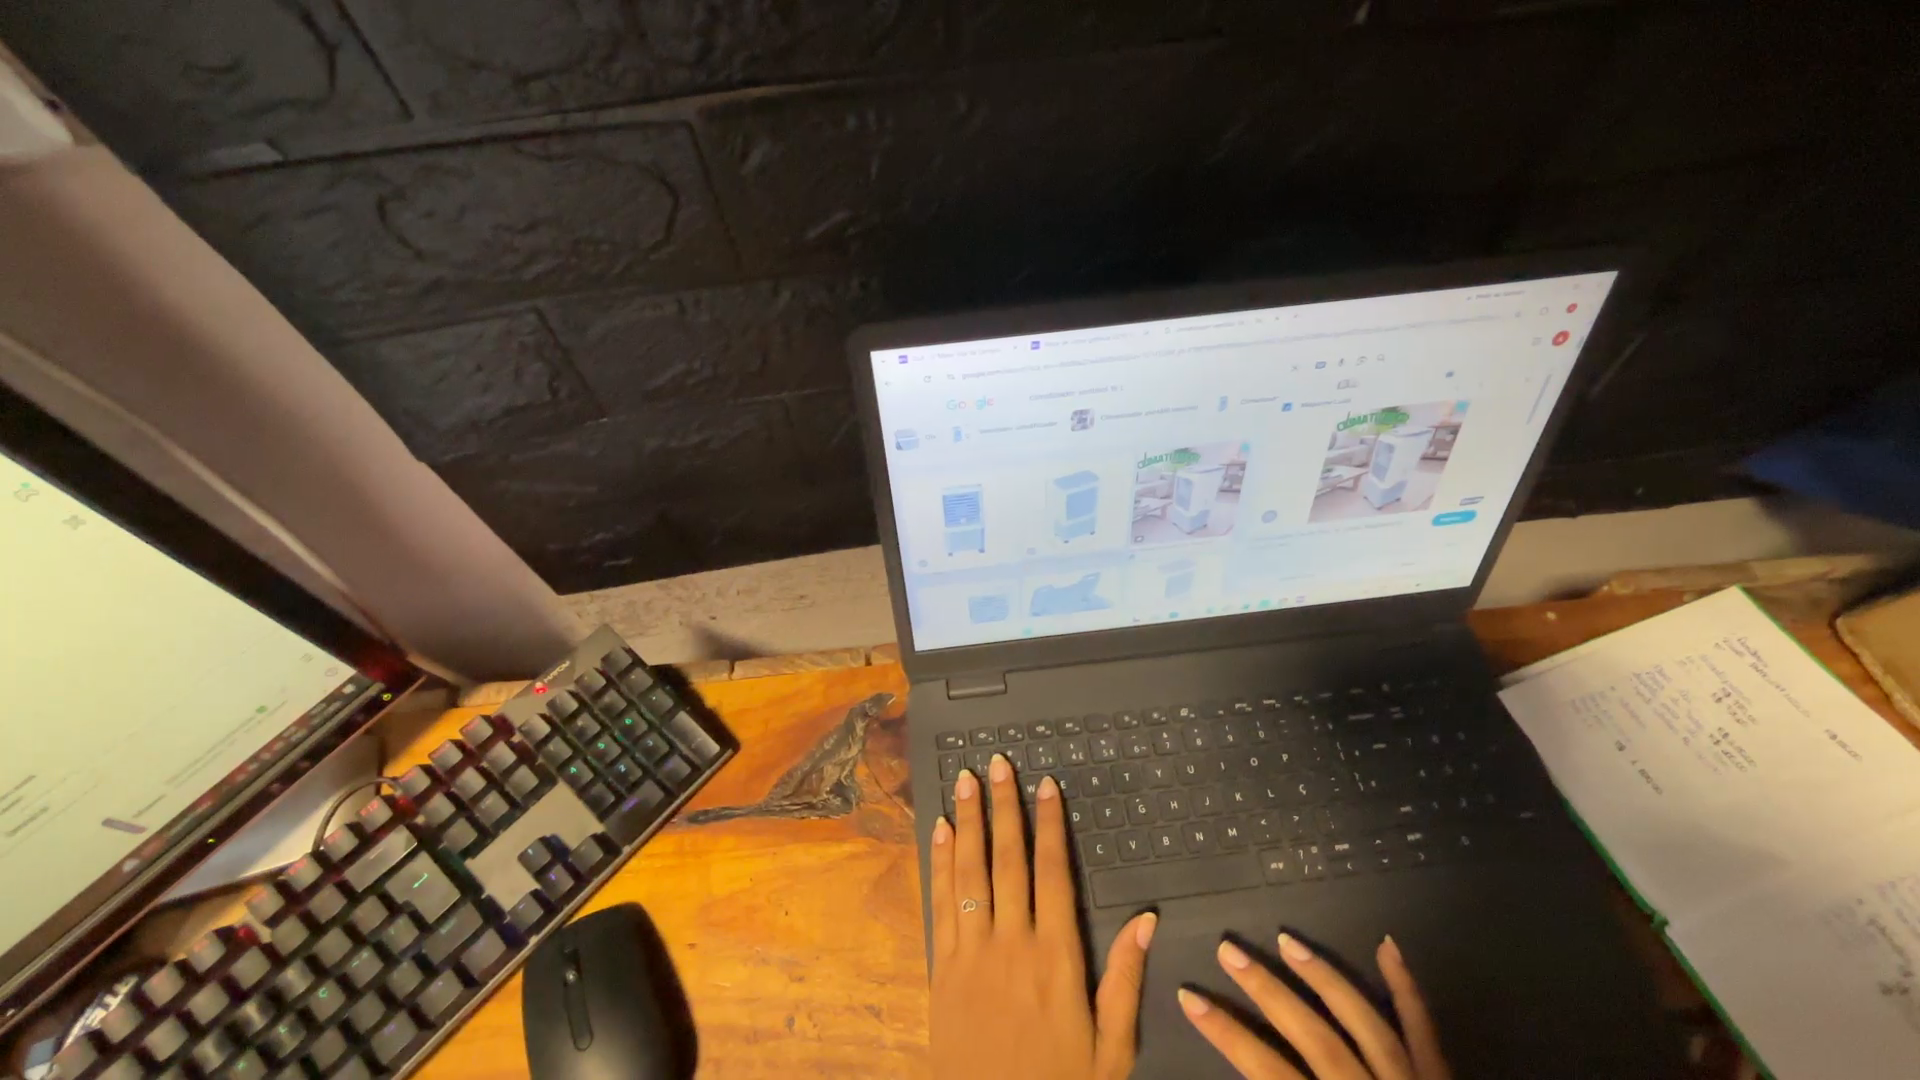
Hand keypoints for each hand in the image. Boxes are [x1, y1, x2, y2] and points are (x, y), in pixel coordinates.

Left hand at [929, 755, 1157, 1079]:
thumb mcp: (1110, 1047)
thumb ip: (1124, 979)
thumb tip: (1147, 919)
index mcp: (1057, 955)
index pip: (1053, 873)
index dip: (1050, 825)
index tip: (1045, 786)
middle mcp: (1012, 942)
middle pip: (1007, 860)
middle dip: (1003, 808)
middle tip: (997, 763)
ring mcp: (972, 952)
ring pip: (970, 872)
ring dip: (968, 822)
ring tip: (966, 780)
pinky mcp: (943, 968)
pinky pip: (942, 904)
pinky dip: (940, 863)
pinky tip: (941, 831)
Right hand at [1179, 932, 1449, 1079]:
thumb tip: (1249, 1072)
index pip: (1266, 1069)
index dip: (1226, 1033)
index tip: (1189, 997)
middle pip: (1311, 1034)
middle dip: (1266, 990)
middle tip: (1228, 949)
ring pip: (1362, 1020)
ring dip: (1322, 978)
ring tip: (1286, 941)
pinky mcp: (1441, 1077)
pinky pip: (1423, 1028)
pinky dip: (1405, 987)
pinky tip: (1386, 946)